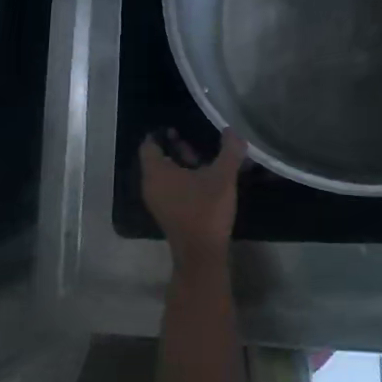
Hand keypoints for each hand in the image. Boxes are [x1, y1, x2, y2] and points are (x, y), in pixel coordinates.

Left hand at [140, 129, 246, 265]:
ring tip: (204, 159)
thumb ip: (229, 151)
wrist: (201, 255)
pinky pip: (170, 189)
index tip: (178, 127)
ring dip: (182, 165)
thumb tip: (232, 130)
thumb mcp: (222, 177)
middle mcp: (151, 186)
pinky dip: (183, 180)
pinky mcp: (167, 214)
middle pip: (157, 160)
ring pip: (166, 175)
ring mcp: (158, 202)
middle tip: (195, 140)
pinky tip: (205, 181)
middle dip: (176, 148)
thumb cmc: (207, 210)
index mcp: (157, 173)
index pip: (149, 145)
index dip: (161, 134)